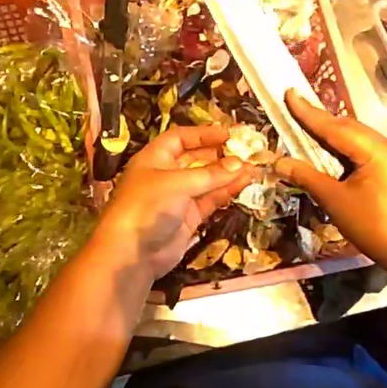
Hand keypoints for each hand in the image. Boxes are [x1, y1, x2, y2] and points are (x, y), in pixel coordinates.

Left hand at [91, 125, 256, 280]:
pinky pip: (210, 199)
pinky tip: (244, 184)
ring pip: (207, 181)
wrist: (131, 253)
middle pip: (196, 158)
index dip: (203, 134)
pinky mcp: (188, 217)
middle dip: (221, 155)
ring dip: (229, 174)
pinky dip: (226, 191)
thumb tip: (240, 164)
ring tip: (254, 168)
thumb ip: (210, 174)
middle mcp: (166, 175)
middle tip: (248, 151)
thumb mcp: (177, 183)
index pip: (180, 138)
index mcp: (155, 158)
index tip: (229, 134)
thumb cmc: (147, 206)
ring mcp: (178, 197)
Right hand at [273, 90, 386, 273]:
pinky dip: (345, 149)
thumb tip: (279, 162)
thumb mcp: (337, 202)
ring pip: (358, 139)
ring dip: (332, 135)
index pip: (334, 126)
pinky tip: (332, 154)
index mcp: (375, 149)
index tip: (288, 92)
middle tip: (294, 107)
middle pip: (348, 128)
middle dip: (320, 119)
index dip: (308, 112)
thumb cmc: (377, 226)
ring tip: (308, 128)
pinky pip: (365, 152)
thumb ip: (308, 178)